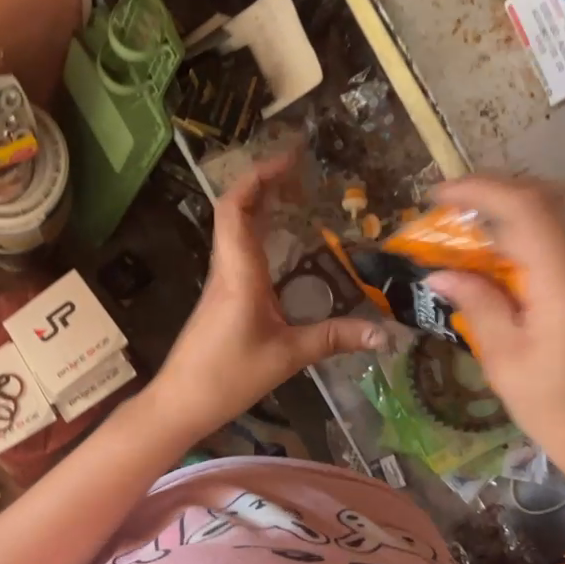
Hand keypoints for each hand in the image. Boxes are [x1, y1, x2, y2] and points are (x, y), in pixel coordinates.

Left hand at [144, 155, 386, 441]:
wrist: (178, 404)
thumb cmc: (225, 378)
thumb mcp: (286, 357)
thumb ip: (334, 339)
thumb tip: (386, 332)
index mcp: (238, 273)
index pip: (235, 209)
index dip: (257, 176)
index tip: (289, 158)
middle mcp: (226, 271)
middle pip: (235, 213)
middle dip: (265, 185)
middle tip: (303, 171)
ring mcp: (220, 287)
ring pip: (235, 234)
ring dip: (261, 210)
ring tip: (299, 197)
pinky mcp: (221, 303)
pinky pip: (239, 256)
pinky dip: (260, 239)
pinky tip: (285, 248)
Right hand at [423, 177, 564, 510]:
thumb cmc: (562, 415)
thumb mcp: (506, 363)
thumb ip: (478, 306)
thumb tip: (442, 273)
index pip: (529, 208)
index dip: (481, 189)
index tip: (440, 194)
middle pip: (544, 226)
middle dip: (492, 229)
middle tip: (449, 249)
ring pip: (562, 247)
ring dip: (519, 254)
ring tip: (484, 287)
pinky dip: (546, 271)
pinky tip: (526, 307)